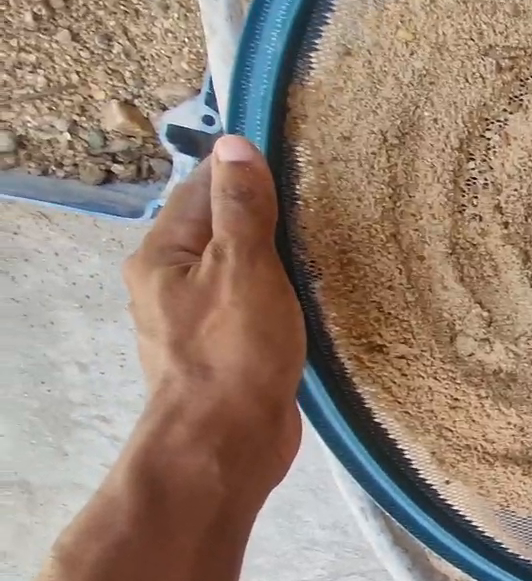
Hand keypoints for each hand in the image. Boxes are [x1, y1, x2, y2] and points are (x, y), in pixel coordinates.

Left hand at [121, 135, 304, 497]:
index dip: (241, 177)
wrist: (229, 435)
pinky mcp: (228, 354)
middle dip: (259, 222)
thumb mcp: (245, 270)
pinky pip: (251, 311)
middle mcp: (168, 284)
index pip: (201, 195)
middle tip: (317, 213)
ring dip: (271, 265)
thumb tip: (237, 146)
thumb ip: (243, 212)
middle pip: (216, 236)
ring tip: (320, 258)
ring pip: (235, 276)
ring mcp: (196, 322)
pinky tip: (307, 309)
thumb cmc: (236, 350)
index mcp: (162, 256)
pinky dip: (277, 301)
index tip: (289, 167)